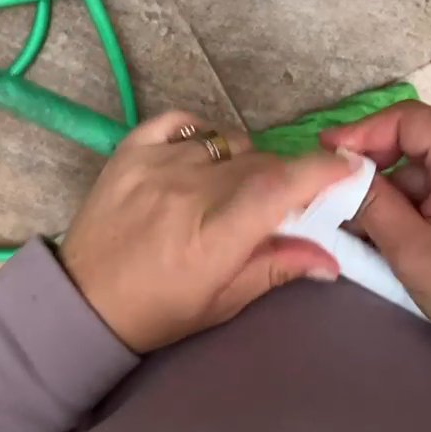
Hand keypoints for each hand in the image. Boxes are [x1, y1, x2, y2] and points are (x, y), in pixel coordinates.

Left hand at [59, 111, 353, 352]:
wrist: (82, 300)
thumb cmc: (157, 310)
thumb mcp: (221, 302)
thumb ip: (276, 269)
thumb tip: (331, 257)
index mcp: (212, 236)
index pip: (280, 186)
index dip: (320, 170)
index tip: (348, 166)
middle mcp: (186, 191)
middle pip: (261, 161)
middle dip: (284, 176)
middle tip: (279, 202)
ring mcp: (155, 164)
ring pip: (227, 140)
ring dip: (244, 159)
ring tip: (230, 188)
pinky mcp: (129, 151)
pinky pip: (181, 121)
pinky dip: (202, 133)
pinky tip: (201, 158)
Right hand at [322, 102, 430, 370]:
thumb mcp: (412, 251)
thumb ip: (371, 202)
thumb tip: (338, 169)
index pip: (409, 119)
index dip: (362, 130)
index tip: (326, 152)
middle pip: (418, 136)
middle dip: (374, 160)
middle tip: (337, 188)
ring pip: (426, 159)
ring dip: (392, 183)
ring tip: (360, 217)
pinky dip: (413, 195)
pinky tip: (392, 223)